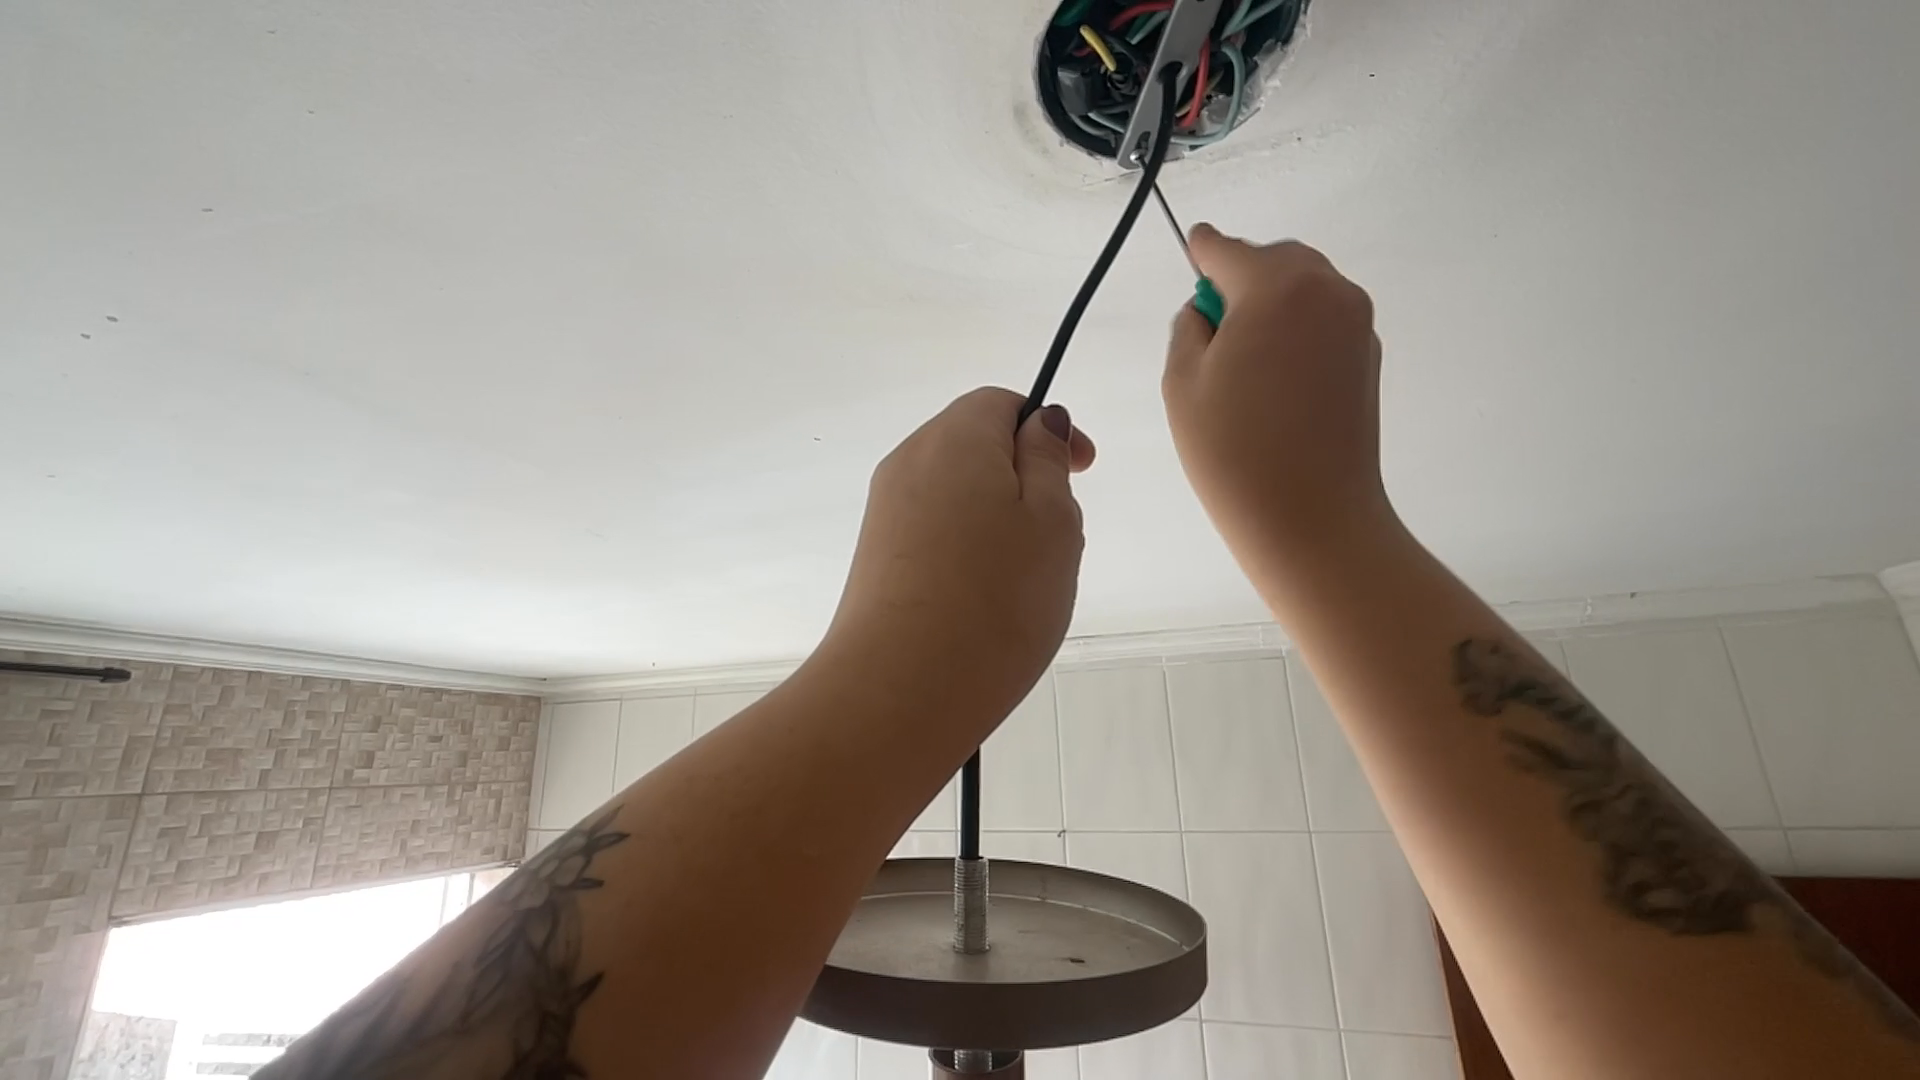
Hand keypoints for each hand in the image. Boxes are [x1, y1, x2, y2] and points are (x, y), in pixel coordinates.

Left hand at [824, 388, 1095, 716]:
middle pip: (975, 447)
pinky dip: (967, 549)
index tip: (1084, 470)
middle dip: (1025, 477)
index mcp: (954, 438)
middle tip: (1058, 535)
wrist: (901, 689)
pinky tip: (985, 599)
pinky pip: (934, 533)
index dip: (1048, 428)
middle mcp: (909, 463)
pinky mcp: (876, 559)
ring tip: (1024, 578)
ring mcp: (885, 513)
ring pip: (957, 495)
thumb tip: (1038, 422)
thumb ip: (1048, 460)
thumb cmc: (996, 598)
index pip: (1001, 403)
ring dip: (999, 519)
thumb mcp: (1052, 520)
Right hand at [1163, 226, 1395, 563]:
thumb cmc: (1233, 450)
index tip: (1192, 246)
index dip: (1202, 250)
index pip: (1228, 250)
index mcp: (1277, 287)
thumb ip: (1189, 327)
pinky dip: (1295, 331)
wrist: (1311, 517)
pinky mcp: (1369, 359)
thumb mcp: (1182, 383)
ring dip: (1271, 304)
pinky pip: (1323, 322)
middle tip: (1212, 329)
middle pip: (1276, 261)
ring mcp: (1357, 325)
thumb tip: (1208, 310)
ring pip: (1304, 290)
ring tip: (1243, 363)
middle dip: (1241, 278)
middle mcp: (1329, 291)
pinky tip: (1274, 380)